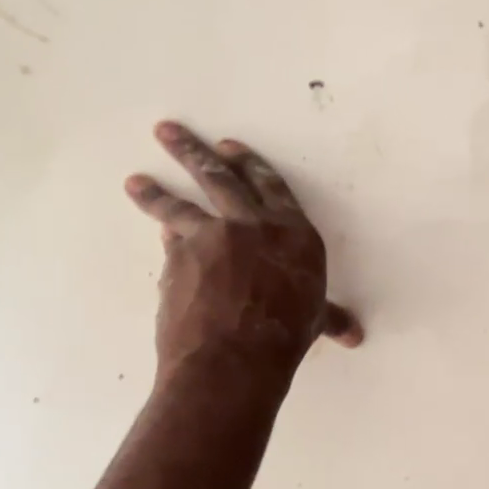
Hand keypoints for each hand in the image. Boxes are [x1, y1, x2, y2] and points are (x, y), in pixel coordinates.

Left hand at [124, 122, 361, 382]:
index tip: (229, 147)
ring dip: (156, 191)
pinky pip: (171, 243)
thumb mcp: (314, 319)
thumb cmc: (287, 333)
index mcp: (295, 233)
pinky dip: (165, 237)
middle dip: (193, 152)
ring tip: (135, 180)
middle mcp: (253, 226)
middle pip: (220, 179)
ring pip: (179, 206)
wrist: (235, 356)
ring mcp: (209, 239)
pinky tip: (157, 232)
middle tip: (169, 131)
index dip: (251, 165)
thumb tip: (353, 334)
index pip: (272, 186)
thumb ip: (328, 316)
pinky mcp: (176, 260)